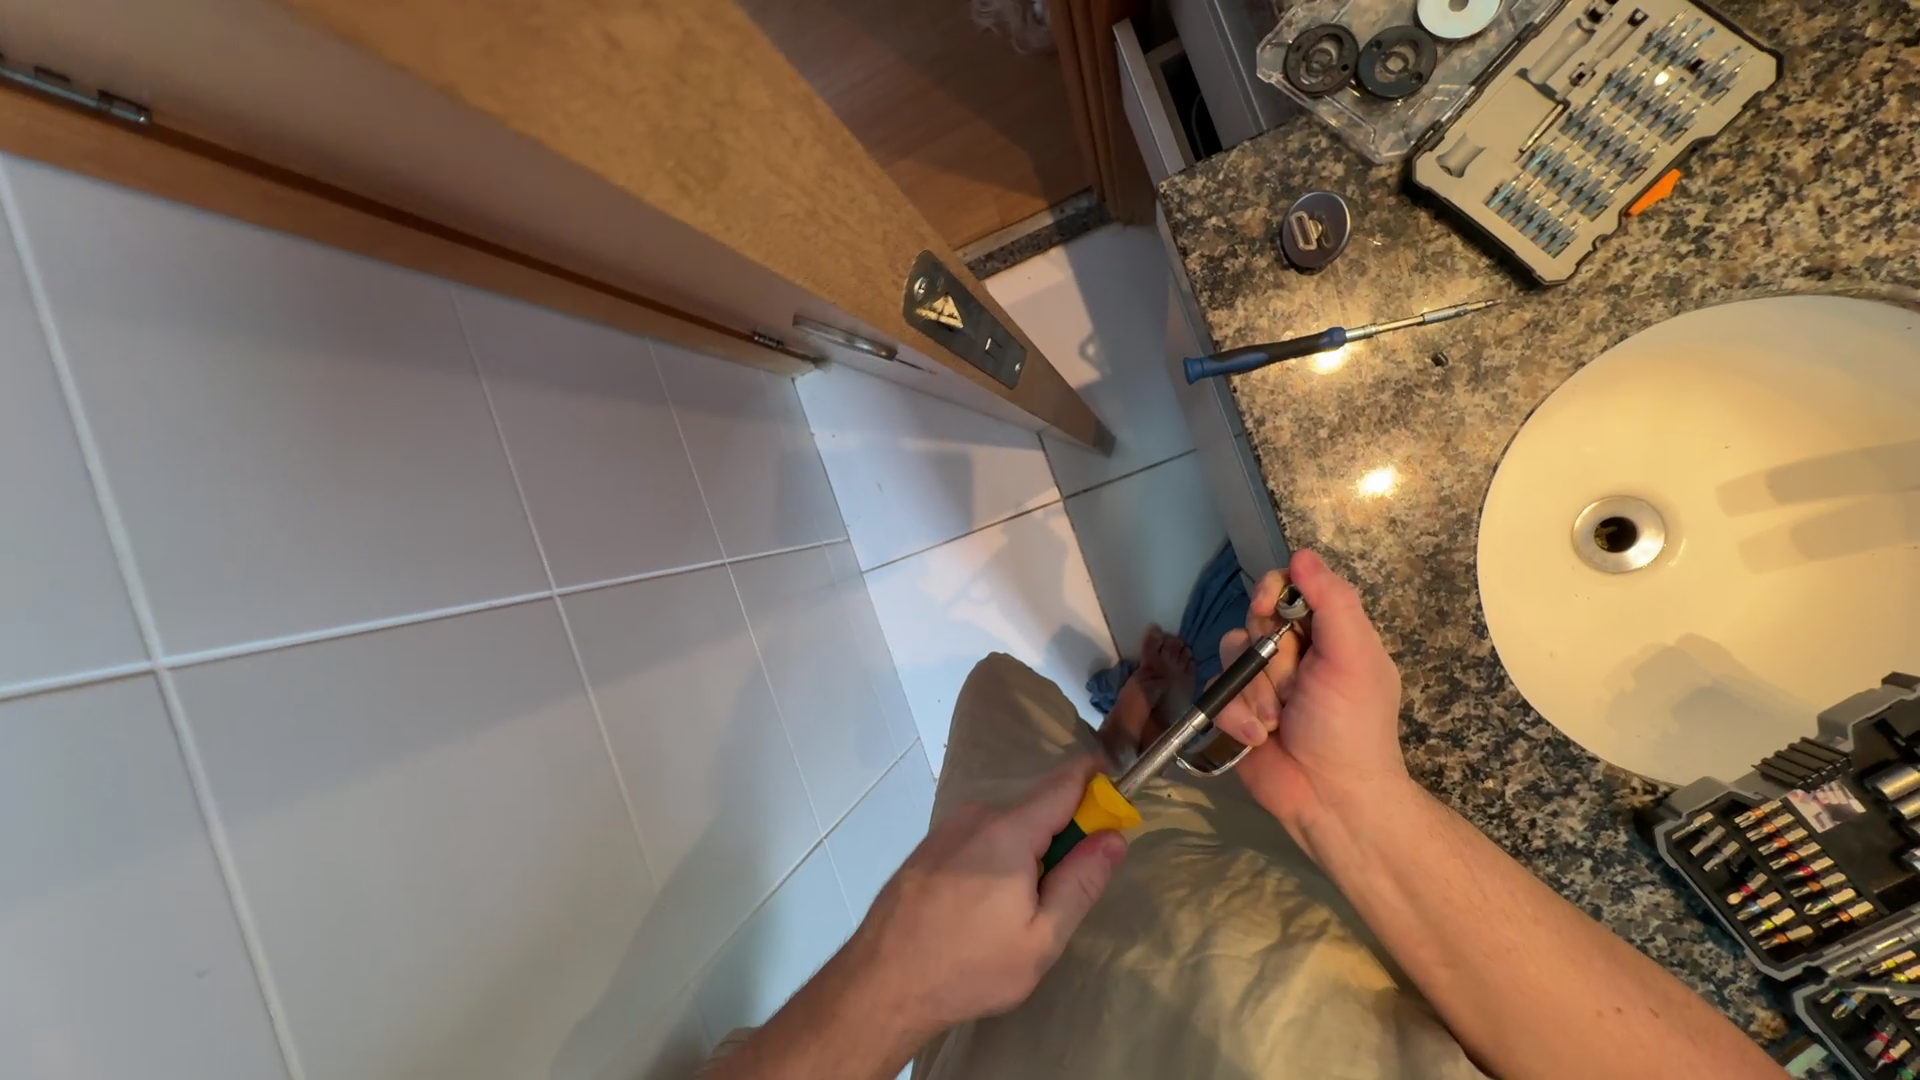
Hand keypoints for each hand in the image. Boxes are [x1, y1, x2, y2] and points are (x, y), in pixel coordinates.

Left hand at [840, 758, 1127, 1038]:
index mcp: (1010, 830)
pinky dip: (993, 861)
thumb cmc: (969, 966)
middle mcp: (978, 815)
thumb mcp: (1041, 938)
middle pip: (1037, 811)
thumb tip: (1114, 837)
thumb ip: (1081, 882)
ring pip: (1006, 829)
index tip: (1116, 800)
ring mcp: (948, 827)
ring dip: (1023, 857)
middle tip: (1054, 899)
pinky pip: (978, 840)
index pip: (1065, 782)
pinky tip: (978, 910)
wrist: (882, 981)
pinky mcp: (930, 845)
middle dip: (1058, 842)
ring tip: (1009, 916)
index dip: (1095, 781)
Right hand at [1211, 550, 1409, 852]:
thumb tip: (1301, 554)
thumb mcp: (1353, 659)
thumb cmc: (1351, 726)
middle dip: (1268, 657)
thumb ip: (1332, 603)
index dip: (1270, 592)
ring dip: (1253, 693)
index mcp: (1326, 634)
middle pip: (1252, 620)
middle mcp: (1290, 651)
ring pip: (1230, 656)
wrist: (1330, 799)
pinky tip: (1260, 738)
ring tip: (1276, 722)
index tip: (1267, 608)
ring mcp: (1259, 681)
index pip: (1287, 588)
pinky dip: (1236, 717)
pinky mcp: (1234, 709)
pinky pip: (1217, 693)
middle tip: (1293, 685)